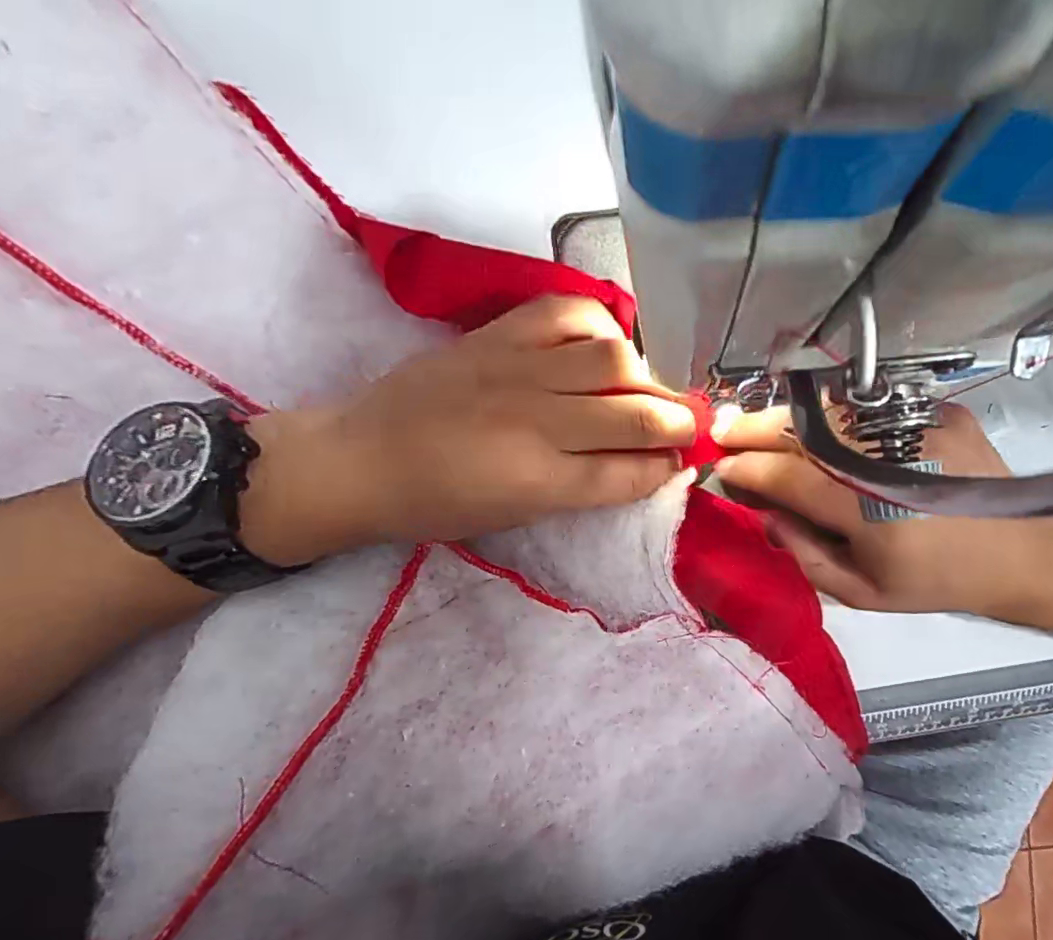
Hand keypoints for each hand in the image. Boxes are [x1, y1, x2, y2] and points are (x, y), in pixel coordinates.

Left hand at [241, 296, 695, 563]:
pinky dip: (601, 327)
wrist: (359, 458)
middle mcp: (535, 423)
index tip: (687, 460)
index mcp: (538, 483)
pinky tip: (603, 347)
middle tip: (693, 426)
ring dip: (648, 378)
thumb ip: (590, 487)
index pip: (633, 472)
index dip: (671, 466)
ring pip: (614, 360)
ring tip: (646, 389)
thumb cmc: (442, 504)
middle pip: (636, 415)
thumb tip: (650, 462)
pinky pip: (568, 313)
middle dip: (680, 423)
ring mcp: (515, 371)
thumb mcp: (522, 515)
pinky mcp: (496, 335)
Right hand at [713, 402, 1052, 616]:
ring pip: (832, 411)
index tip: (723, 467)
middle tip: (723, 429)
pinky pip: (872, 408)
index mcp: (864, 508)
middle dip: (754, 428)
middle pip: (802, 431)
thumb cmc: (936, 579)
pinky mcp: (936, 410)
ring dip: (790, 417)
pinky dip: (839, 416)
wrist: (1017, 547)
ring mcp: (912, 425)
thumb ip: (807, 555)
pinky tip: (825, 428)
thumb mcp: (865, 591)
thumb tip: (766, 517)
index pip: (786, 476)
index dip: (747, 470)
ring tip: (763, 425)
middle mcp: (883, 456)